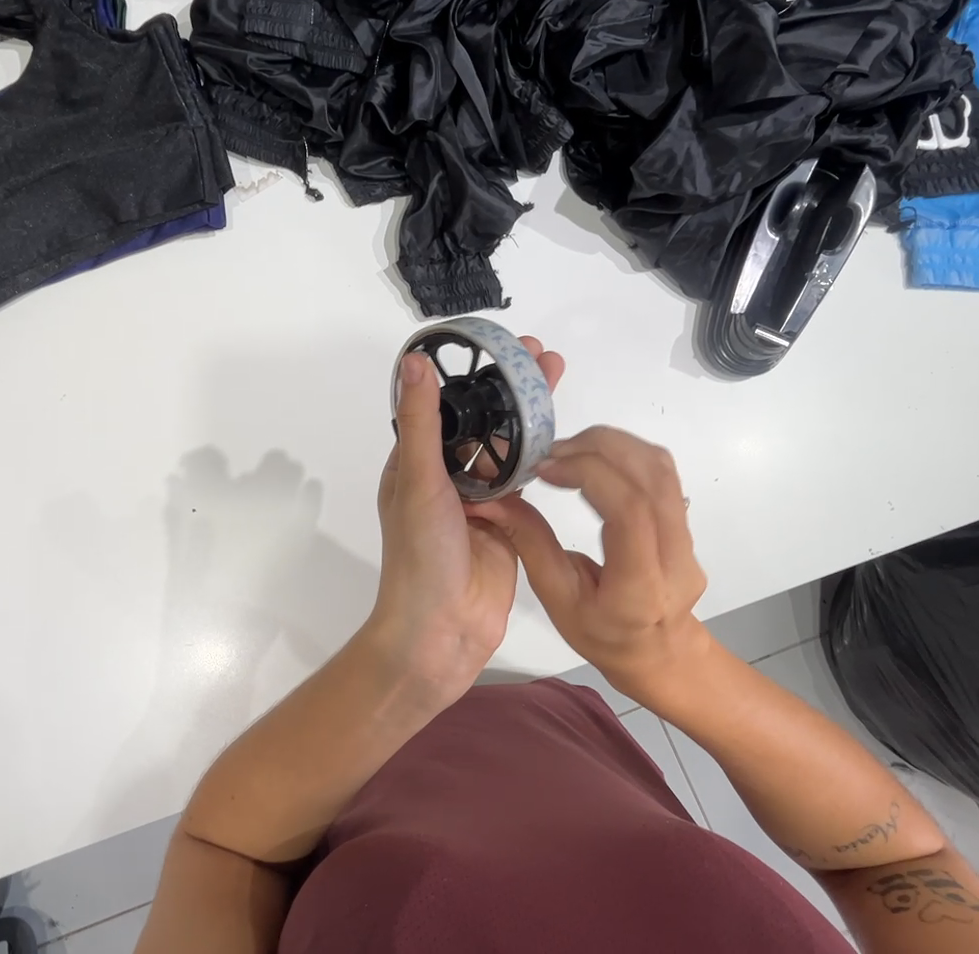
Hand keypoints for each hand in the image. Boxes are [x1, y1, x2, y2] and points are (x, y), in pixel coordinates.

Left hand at [366, 337, 564, 705]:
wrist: (443, 630)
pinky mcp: (508, 526)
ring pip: (506, 450)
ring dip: (530, 417)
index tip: (505, 348)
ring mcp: (479, 503)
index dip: (476, 376)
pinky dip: (541, 460)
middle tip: (545, 356)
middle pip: (482, 423)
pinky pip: (525, 485)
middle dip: (511, 390)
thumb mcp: (418, 481)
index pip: (448, 407)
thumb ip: (422, 423)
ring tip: (559, 380)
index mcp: (416, 464)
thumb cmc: (421, 555)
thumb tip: (413, 362)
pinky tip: (565, 437)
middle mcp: (445, 478)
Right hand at [470, 427, 709, 698]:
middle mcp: (676, 556)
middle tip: (551, 453)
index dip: (588, 475)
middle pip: (650, 477)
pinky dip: (625, 452)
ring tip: (568, 452)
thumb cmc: (603, 637)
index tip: (545, 468)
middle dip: (597, 448)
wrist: (661, 655)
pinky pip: (662, 472)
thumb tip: (493, 500)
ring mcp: (688, 537)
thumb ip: (531, 544)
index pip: (629, 511)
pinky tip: (593, 459)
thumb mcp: (557, 600)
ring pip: (660, 466)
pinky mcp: (685, 522)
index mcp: (641, 587)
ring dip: (612, 444)